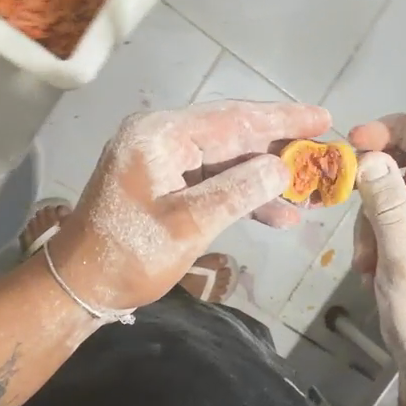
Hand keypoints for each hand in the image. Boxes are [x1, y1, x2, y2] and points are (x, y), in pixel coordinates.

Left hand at [45, 100, 333, 311]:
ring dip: (265, 177)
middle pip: (232, 134)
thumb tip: (281, 167)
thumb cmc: (129, 255)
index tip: (323, 119)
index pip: (232, 119)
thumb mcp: (188, 225)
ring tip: (309, 191)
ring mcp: (161, 161)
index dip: (281, 120)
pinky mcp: (164, 186)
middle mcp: (160, 138)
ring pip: (227, 160)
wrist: (81, 286)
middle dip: (279, 147)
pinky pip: (213, 182)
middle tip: (324, 151)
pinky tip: (277, 213)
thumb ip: (237, 192)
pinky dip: (243, 196)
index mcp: (160, 135)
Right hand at [351, 115, 405, 382]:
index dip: (399, 129)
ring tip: (370, 261)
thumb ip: (388, 206)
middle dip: (377, 187)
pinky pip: (389, 214)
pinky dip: (373, 237)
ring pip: (393, 188)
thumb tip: (369, 157)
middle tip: (353, 204)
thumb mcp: (404, 260)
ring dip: (371, 221)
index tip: (358, 140)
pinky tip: (373, 268)